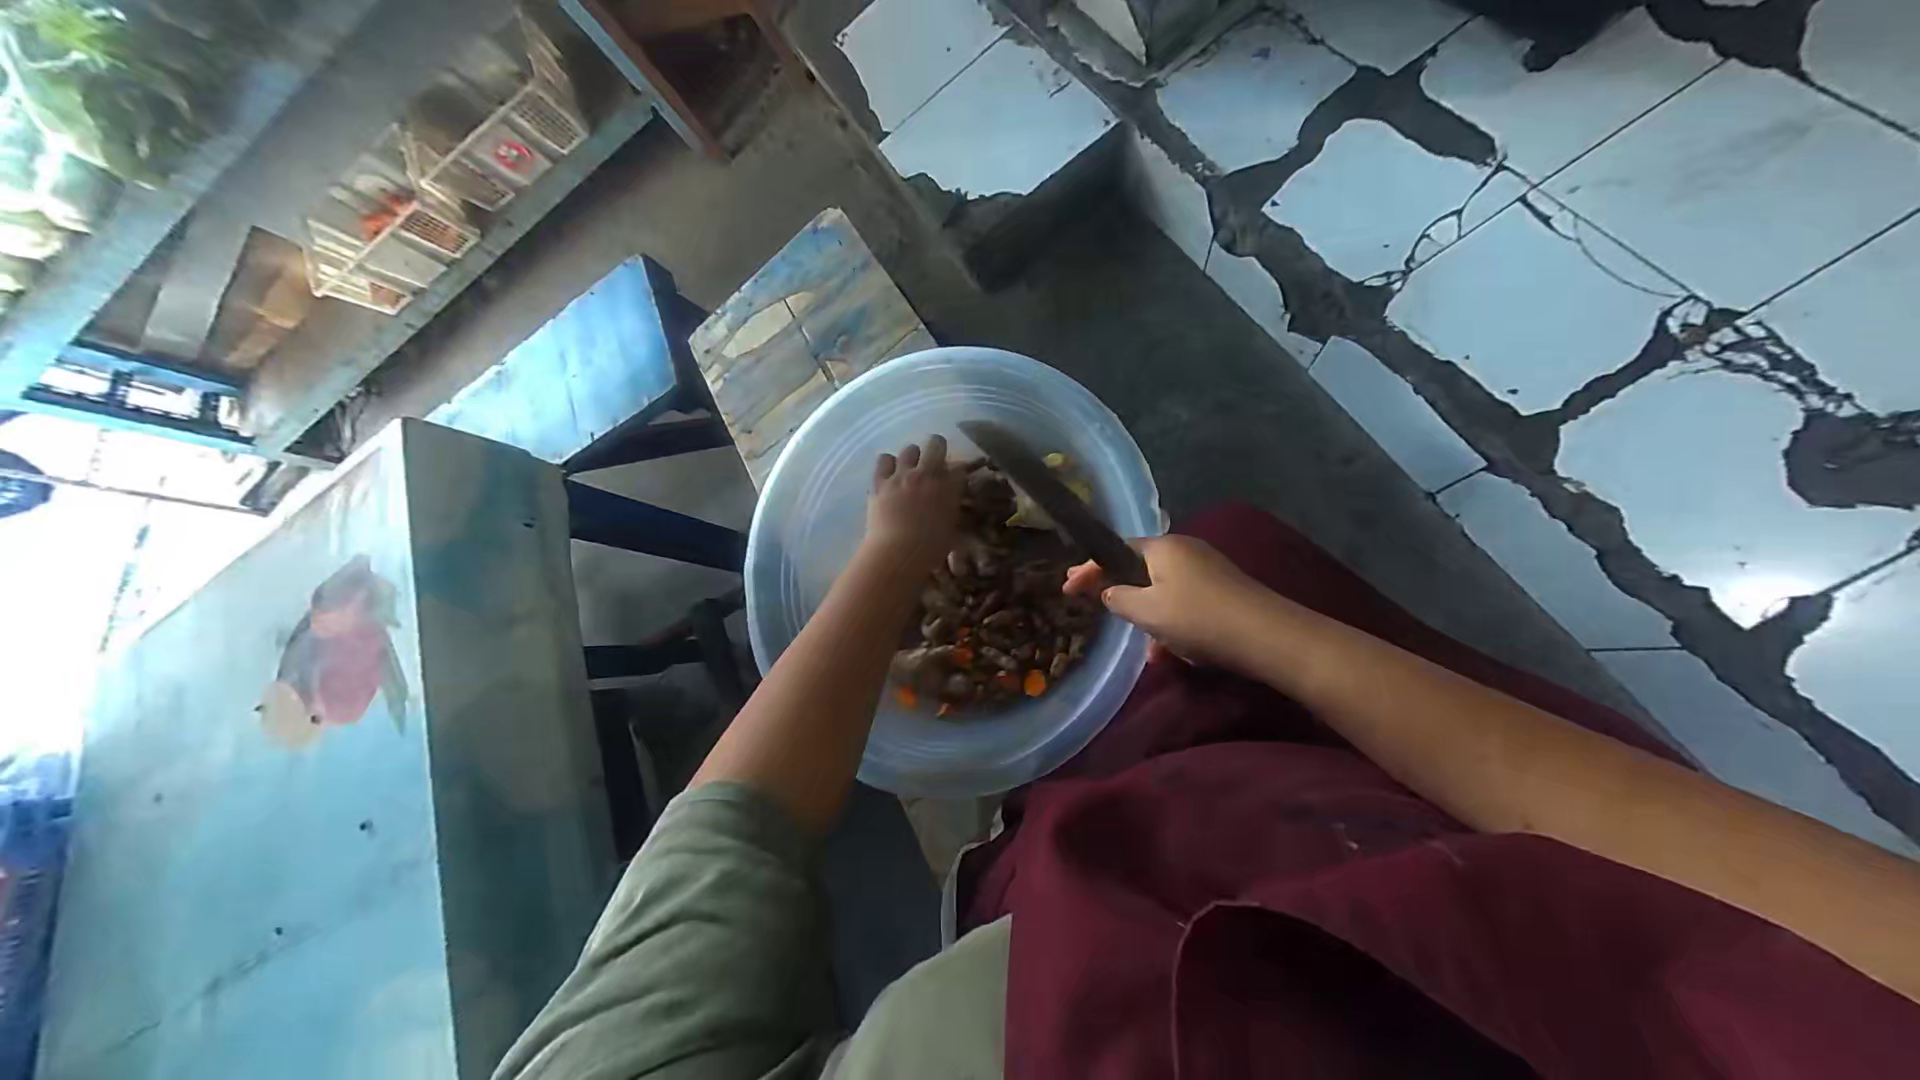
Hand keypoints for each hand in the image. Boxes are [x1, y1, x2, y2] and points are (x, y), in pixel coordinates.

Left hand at [864, 435, 965, 572]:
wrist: (898, 552)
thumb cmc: (931, 549)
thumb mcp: (951, 529)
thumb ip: (952, 510)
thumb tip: (950, 503)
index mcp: (949, 487)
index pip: (959, 468)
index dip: (957, 472)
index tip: (954, 480)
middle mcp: (927, 474)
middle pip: (936, 444)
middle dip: (938, 449)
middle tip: (935, 461)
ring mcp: (902, 475)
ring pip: (909, 449)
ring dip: (912, 457)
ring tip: (910, 469)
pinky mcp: (880, 482)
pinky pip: (883, 459)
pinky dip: (888, 464)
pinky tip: (889, 474)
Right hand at [1065, 535, 1268, 668]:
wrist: (1268, 636)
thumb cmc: (1197, 618)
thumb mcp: (1146, 611)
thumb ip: (1118, 598)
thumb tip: (1109, 592)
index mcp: (1163, 547)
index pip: (1116, 551)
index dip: (1089, 570)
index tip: (1066, 587)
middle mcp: (1185, 550)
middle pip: (1140, 570)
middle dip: (1120, 593)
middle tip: (1095, 606)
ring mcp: (1208, 569)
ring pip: (1164, 592)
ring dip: (1150, 618)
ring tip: (1148, 651)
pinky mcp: (1224, 591)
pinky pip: (1185, 604)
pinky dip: (1174, 624)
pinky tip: (1173, 654)